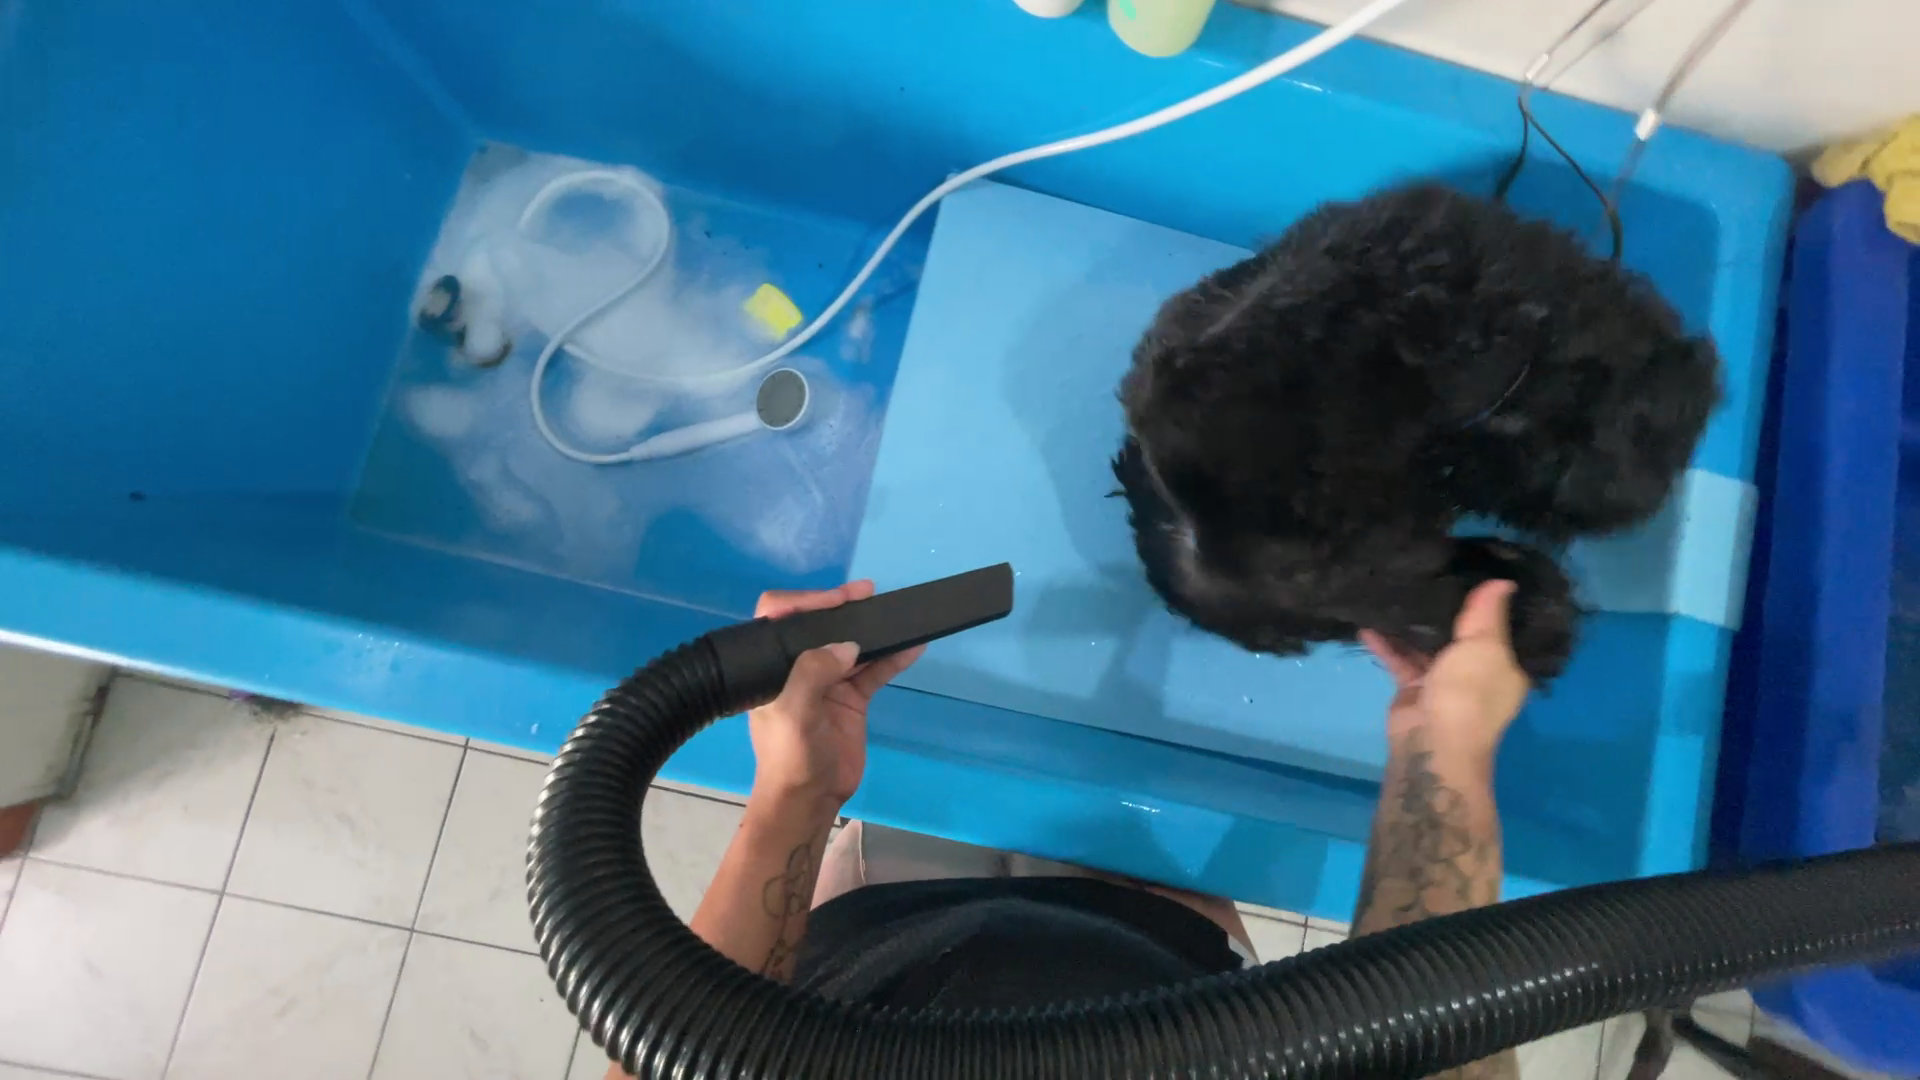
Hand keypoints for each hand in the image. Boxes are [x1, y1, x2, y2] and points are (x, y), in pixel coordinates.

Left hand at [746, 581, 923, 815]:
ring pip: (852, 645)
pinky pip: (875, 669)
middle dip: (843, 607)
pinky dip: (893, 657)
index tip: (835, 600)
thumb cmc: (790, 757)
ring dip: (873, 630)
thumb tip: (848, 645)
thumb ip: (813, 673)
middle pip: (820, 626)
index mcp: (771, 666)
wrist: (811, 801)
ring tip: (895, 613)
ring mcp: (828, 682)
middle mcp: (798, 668)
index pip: (779, 619)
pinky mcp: (852, 698)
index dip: (803, 602)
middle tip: (868, 592)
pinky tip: (913, 646)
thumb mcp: (794, 714)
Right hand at [1359, 580, 1528, 766]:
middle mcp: (1475, 673)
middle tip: (1424, 577)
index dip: (1486, 605)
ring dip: (1409, 628)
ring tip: (1391, 596)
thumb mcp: (1484, 647)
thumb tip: (1503, 581)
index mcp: (1503, 666)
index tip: (1468, 574)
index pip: (1497, 630)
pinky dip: (1385, 645)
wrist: (1433, 740)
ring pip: (1425, 647)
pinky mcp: (1412, 688)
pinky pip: (1399, 660)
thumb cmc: (1468, 691)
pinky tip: (1367, 626)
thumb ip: (1486, 615)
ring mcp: (1442, 681)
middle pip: (1458, 637)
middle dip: (1442, 612)